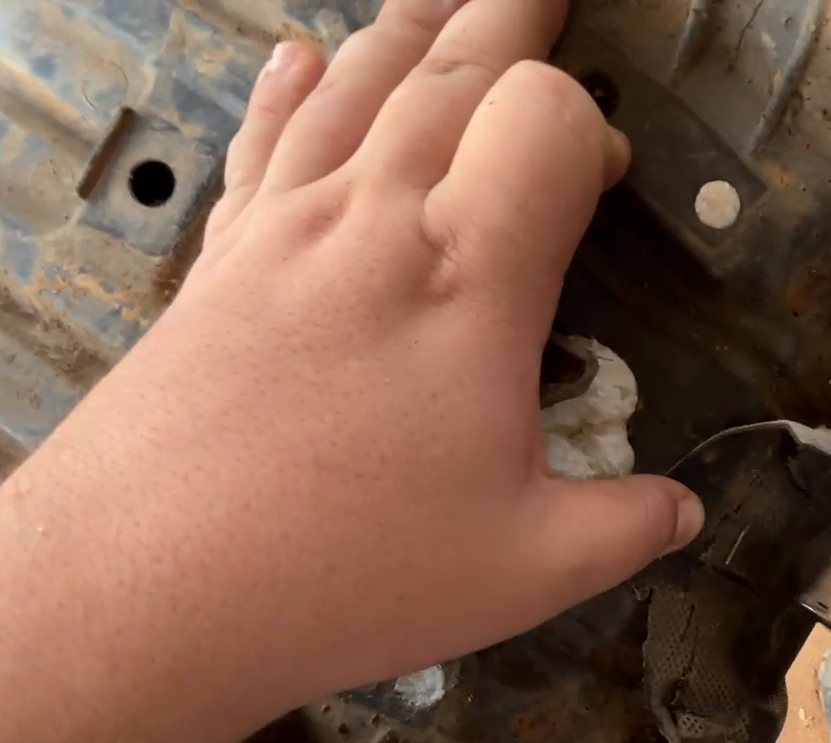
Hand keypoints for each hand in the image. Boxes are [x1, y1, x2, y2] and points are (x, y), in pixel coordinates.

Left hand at [0, 0, 701, 711]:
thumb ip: (630, 528)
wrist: (141, 598)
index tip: (609, 180)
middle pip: (451, 71)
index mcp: (469, 278)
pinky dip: (295, 91)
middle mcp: (373, 224)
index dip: (589, 131)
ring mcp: (282, 236)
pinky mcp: (218, 269)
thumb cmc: (358, 575)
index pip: (544, 122)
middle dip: (512, 18)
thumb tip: (689, 513)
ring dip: (416, 33)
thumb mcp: (534, 568)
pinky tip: (305, 58)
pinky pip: (264, 145)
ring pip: (358, 88)